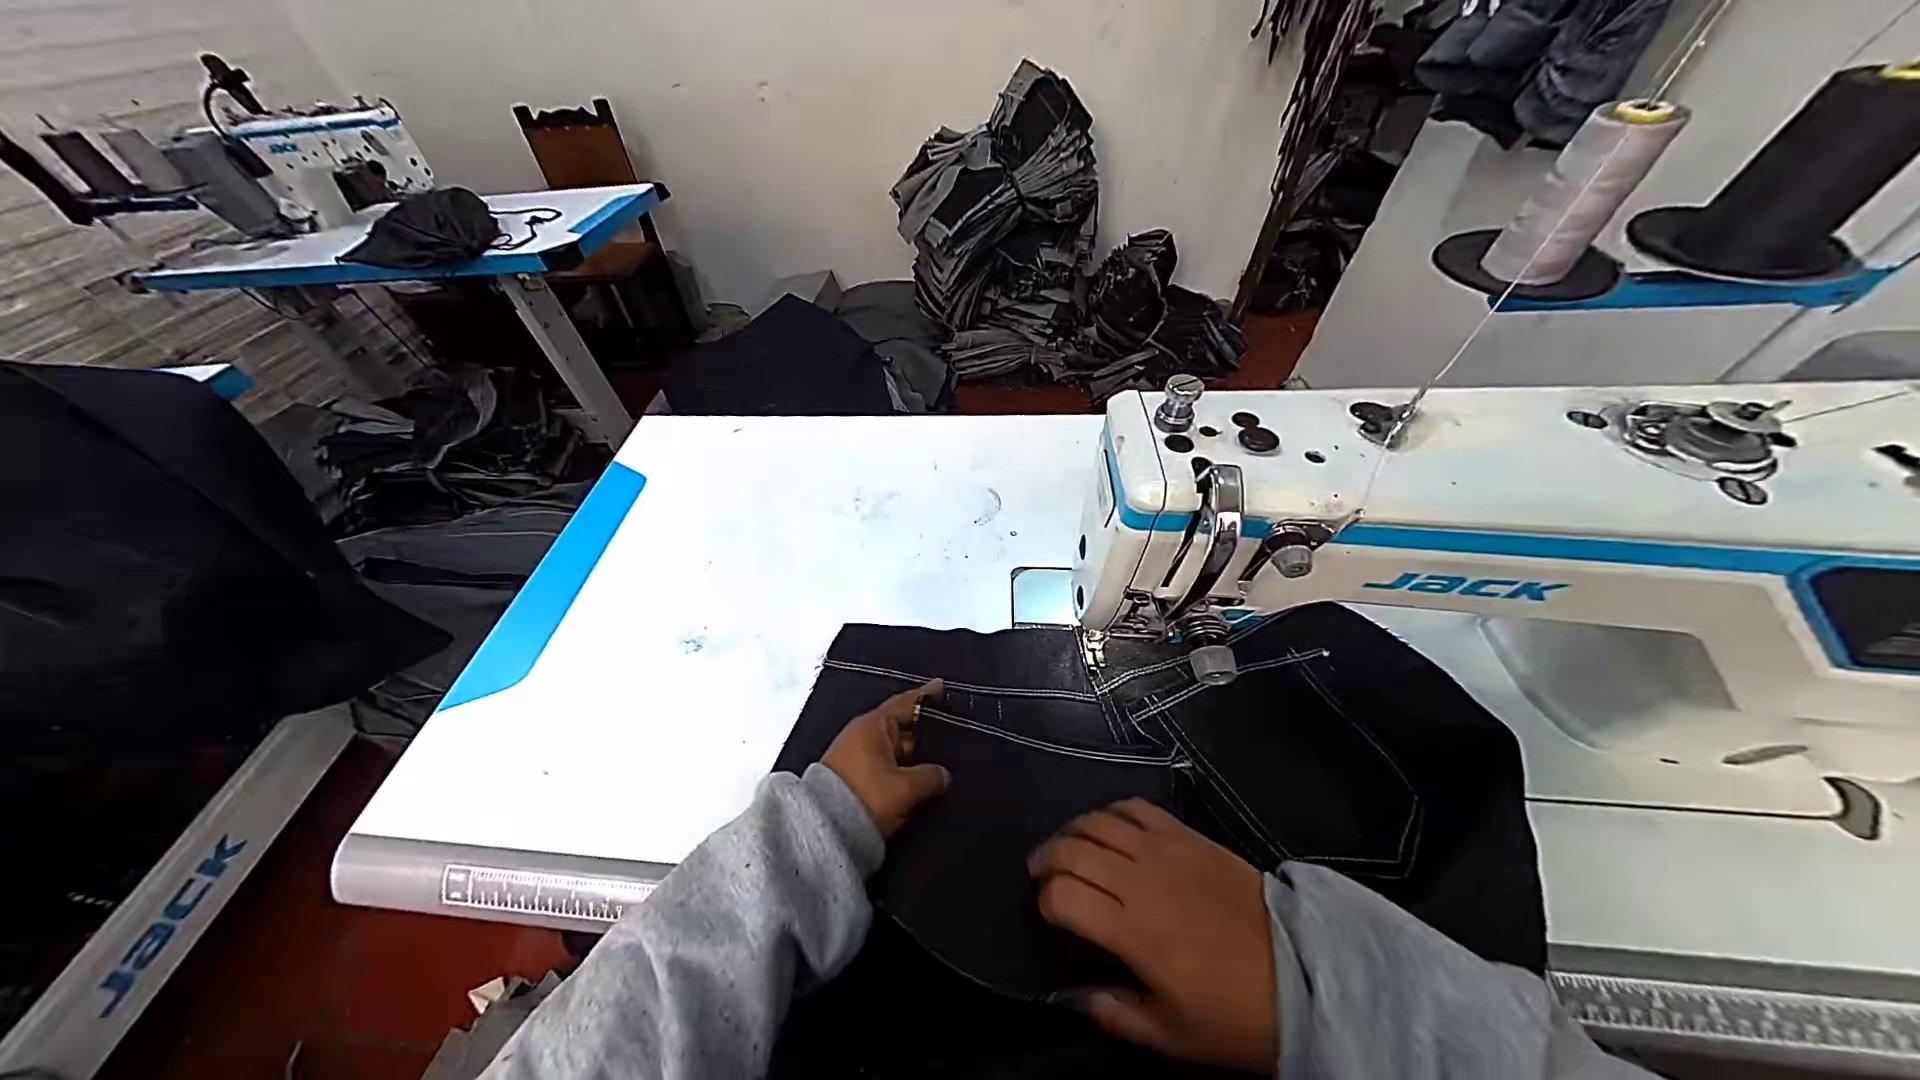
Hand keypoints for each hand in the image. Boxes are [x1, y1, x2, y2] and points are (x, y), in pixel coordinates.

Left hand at [822, 680, 950, 837]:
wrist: (821, 831)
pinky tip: (923, 780)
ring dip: (917, 757)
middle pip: (904, 728)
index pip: (906, 703)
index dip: (926, 696)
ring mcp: (858, 756)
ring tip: (946, 762)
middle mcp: (864, 735)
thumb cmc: (866, 797)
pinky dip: (905, 770)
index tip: (942, 687)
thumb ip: (931, 777)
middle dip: (928, 734)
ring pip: (898, 751)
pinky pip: (889, 766)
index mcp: (874, 725)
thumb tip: (943, 775)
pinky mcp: (856, 778)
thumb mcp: (905, 788)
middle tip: (957, 736)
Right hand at [1029, 799, 1277, 1071]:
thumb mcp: (1172, 1036)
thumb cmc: (1234, 1012)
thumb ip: (1116, 1015)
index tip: (1049, 913)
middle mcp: (1140, 880)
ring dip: (1071, 831)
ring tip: (1068, 846)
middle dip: (1045, 858)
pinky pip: (1135, 807)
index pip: (1062, 896)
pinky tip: (1109, 827)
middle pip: (1070, 850)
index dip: (1044, 902)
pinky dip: (1111, 812)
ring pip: (1096, 821)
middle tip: (1041, 871)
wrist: (1301, 974)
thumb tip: (1079, 996)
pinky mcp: (1186, 834)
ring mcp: (1164, 850)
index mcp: (1132, 932)